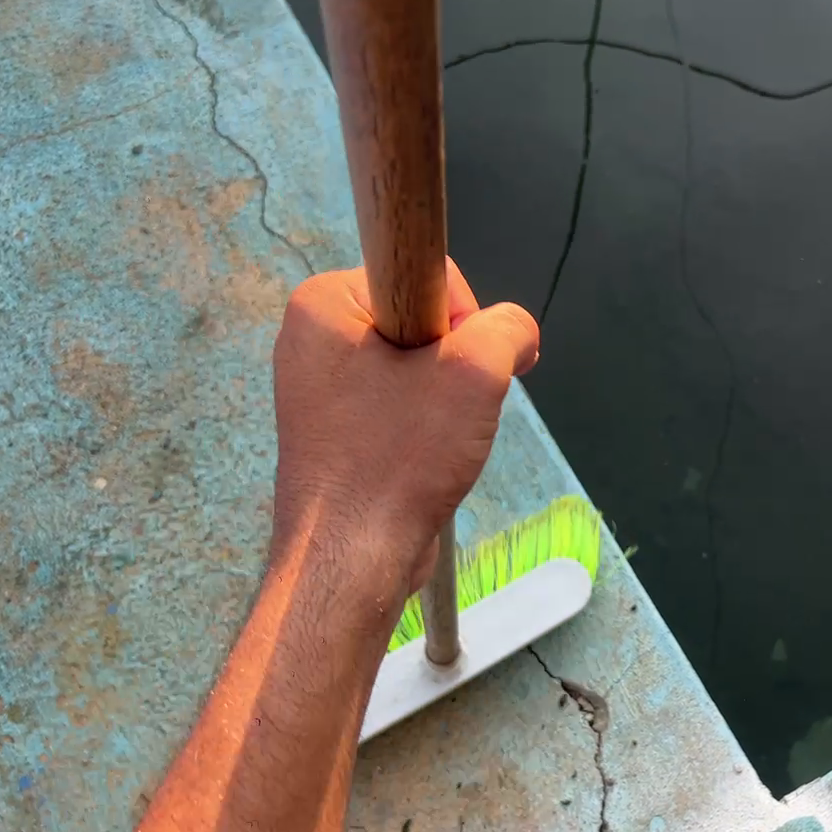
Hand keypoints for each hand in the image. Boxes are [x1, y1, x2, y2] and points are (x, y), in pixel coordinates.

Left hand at [269, 259, 538, 583]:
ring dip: (447, 400)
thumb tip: (518, 333)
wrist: (353, 556)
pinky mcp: (334, 427)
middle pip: (426, 321)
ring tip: (437, 441)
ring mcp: (320, 386)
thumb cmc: (402, 458)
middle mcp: (313, 335)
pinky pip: (400, 401)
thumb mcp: (475, 374)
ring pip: (419, 366)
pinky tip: (424, 456)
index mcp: (326, 302)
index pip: (429, 275)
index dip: (467, 323)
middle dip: (457, 367)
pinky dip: (426, 424)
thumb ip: (509, 328)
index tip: (463, 375)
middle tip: (451, 415)